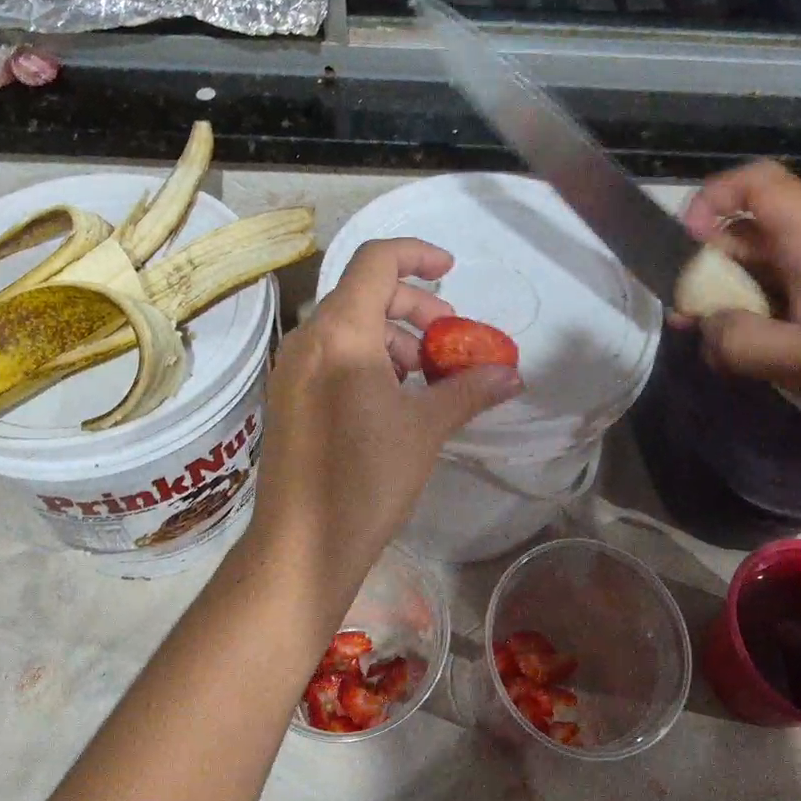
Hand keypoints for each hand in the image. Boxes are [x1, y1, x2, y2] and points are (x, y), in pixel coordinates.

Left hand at [253, 239, 522, 595]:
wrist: (302, 545)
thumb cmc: (366, 478)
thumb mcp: (426, 429)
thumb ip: (469, 390)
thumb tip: (512, 375)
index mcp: (340, 332)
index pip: (376, 261)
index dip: (417, 254)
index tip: (452, 271)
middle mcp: (308, 339)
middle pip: (365, 293)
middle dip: (414, 309)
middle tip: (448, 344)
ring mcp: (291, 369)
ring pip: (348, 327)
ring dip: (394, 339)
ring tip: (426, 380)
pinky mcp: (288, 396)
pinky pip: (332, 355)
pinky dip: (368, 360)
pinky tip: (394, 400)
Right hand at [680, 160, 800, 445]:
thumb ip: (742, 344)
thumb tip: (708, 330)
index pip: (758, 184)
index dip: (713, 198)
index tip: (686, 246)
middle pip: (752, 233)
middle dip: (709, 269)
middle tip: (687, 320)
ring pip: (768, 270)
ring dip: (734, 302)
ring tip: (717, 348)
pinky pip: (791, 297)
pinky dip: (764, 319)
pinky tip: (759, 359)